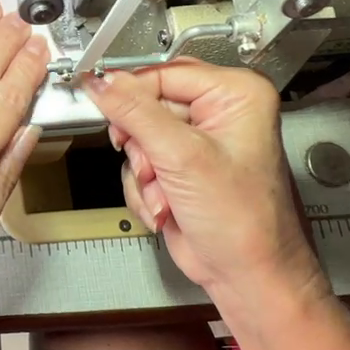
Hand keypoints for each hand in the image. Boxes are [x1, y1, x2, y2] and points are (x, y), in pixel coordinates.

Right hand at [83, 62, 326, 313]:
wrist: (248, 276)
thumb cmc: (247, 223)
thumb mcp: (181, 156)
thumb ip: (135, 113)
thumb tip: (102, 83)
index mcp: (235, 94)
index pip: (160, 73)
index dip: (128, 93)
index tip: (101, 102)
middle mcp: (218, 113)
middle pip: (144, 106)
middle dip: (140, 145)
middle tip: (152, 164)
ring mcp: (197, 143)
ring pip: (137, 139)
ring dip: (142, 173)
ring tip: (167, 193)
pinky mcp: (180, 169)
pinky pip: (138, 165)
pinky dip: (144, 189)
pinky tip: (167, 206)